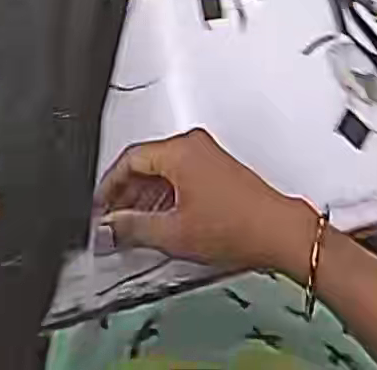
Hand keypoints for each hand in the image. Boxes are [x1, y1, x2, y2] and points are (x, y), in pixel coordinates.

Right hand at [94, 128, 317, 275]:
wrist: (276, 231)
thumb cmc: (237, 225)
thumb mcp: (174, 233)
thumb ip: (133, 227)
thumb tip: (111, 226)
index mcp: (179, 150)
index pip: (130, 159)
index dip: (110, 185)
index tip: (100, 206)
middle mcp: (192, 144)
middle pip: (146, 162)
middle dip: (126, 192)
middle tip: (112, 219)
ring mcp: (205, 154)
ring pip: (162, 169)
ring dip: (144, 196)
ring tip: (132, 226)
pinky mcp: (214, 167)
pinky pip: (179, 174)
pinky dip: (164, 194)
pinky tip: (158, 221)